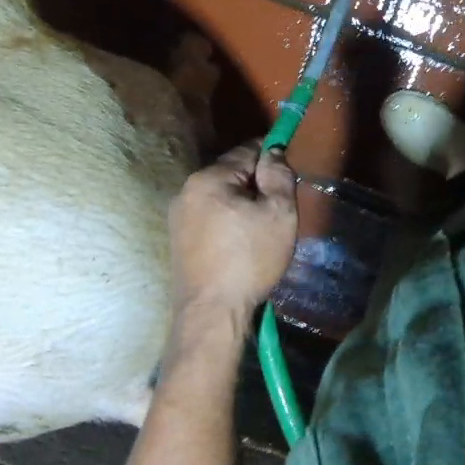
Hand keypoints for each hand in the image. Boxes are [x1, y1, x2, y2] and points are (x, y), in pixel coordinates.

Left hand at [166, 143, 297, 322]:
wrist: (212, 314)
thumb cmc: (250, 259)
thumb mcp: (279, 213)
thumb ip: (279, 175)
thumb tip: (273, 152)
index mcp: (209, 178)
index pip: (247, 150)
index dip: (272, 159)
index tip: (287, 179)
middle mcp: (186, 190)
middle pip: (232, 173)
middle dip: (256, 184)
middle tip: (277, 211)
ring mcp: (177, 216)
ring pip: (220, 196)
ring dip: (241, 204)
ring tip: (260, 231)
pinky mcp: (178, 239)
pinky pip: (209, 216)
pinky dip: (227, 222)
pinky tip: (240, 245)